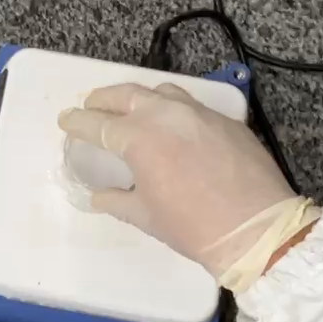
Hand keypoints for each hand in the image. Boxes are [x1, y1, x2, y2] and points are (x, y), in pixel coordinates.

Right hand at [58, 82, 310, 288]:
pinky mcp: (225, 120)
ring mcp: (199, 114)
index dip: (78, 122)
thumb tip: (99, 196)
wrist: (257, 229)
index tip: (66, 120)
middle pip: (127, 95)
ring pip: (160, 92)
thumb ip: (117, 200)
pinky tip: (169, 123)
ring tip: (129, 109)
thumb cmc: (193, 227)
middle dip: (103, 99)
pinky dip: (170, 107)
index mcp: (140, 139)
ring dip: (138, 97)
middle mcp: (167, 116)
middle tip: (91, 106)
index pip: (99, 124)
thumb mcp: (146, 217)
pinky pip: (190, 104)